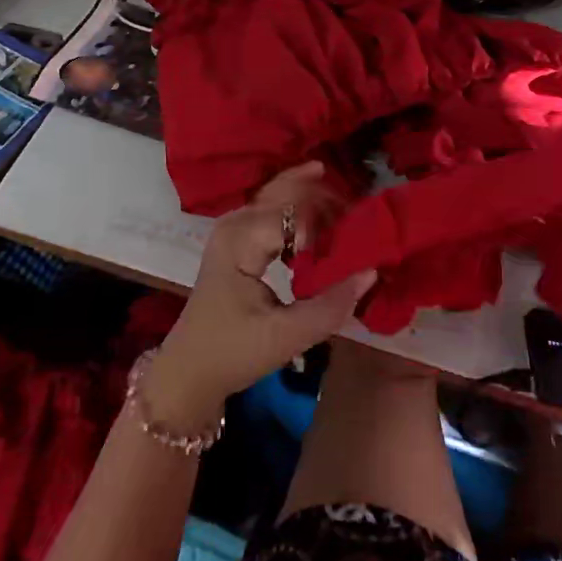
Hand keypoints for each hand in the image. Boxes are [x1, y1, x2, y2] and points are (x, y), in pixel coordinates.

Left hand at [143, 164, 375, 429]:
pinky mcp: (238, 236)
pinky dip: (301, 209)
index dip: (332, 229)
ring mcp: (234, 225)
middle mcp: (236, 221)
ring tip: (348, 217)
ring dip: (316, 201)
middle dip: (326, 201)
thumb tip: (371, 270)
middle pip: (288, 191)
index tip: (360, 249)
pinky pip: (275, 208)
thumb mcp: (285, 337)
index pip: (298, 217)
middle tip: (360, 222)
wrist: (190, 369)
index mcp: (241, 239)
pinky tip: (324, 219)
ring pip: (282, 194)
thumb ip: (330, 305)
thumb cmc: (233, 353)